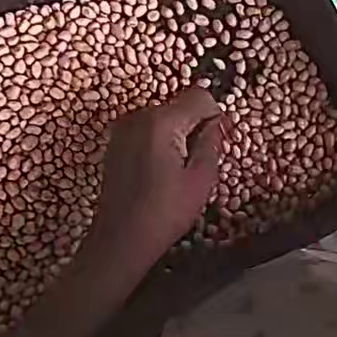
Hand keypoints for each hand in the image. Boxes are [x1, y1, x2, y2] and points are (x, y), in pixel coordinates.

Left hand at [93, 89, 227, 258]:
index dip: (216, 116)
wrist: (121, 239)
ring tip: (180, 172)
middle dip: (196, 127)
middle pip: (180, 106)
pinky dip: (161, 144)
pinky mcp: (116, 144)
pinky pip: (148, 132)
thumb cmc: (165, 212)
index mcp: (161, 122)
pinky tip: (162, 174)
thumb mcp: (201, 178)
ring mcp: (123, 129)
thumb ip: (212, 143)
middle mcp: (138, 117)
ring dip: (179, 137)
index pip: (199, 97)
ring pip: (165, 119)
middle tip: (202, 163)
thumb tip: (216, 124)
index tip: (220, 141)